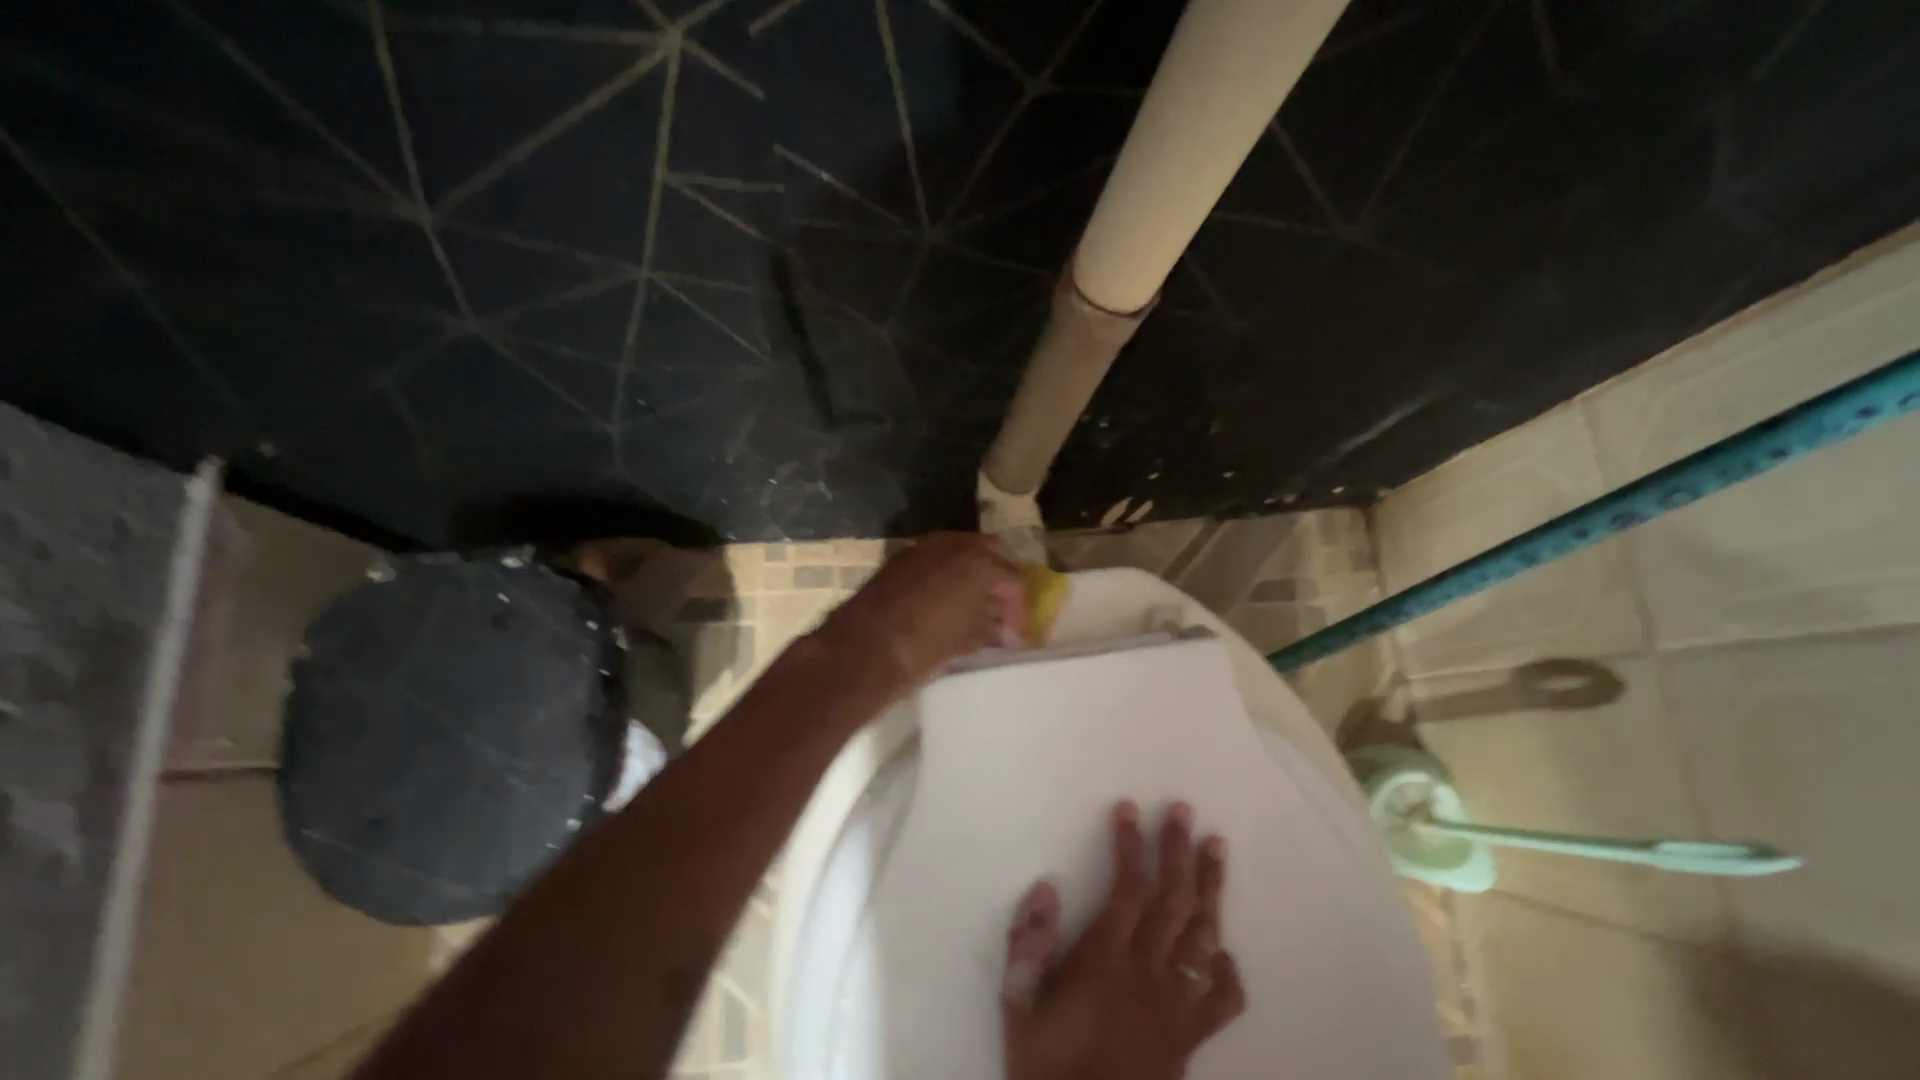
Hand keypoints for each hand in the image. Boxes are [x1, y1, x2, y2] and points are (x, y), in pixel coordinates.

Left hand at [817, 532, 1024, 692]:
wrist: (862, 650)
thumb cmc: (923, 648)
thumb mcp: (966, 641)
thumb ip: (992, 628)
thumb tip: (1006, 630)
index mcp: (980, 563)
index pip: (1013, 579)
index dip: (1018, 607)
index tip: (1016, 631)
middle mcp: (954, 545)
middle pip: (990, 552)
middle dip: (999, 578)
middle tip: (1000, 608)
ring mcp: (924, 547)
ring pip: (961, 551)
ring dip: (972, 572)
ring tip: (975, 605)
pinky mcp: (901, 557)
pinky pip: (936, 558)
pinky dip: (947, 573)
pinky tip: (946, 599)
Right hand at [1002, 801, 1244, 1079]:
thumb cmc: (1045, 1065)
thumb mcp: (1017, 1005)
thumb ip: (1026, 945)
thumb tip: (1046, 887)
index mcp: (1103, 960)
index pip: (1127, 888)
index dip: (1130, 845)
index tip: (1130, 810)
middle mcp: (1147, 972)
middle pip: (1171, 900)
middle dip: (1178, 850)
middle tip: (1185, 811)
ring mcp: (1176, 1004)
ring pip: (1202, 935)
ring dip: (1211, 887)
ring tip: (1217, 847)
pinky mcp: (1192, 1035)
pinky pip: (1222, 999)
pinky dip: (1228, 970)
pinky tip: (1224, 948)